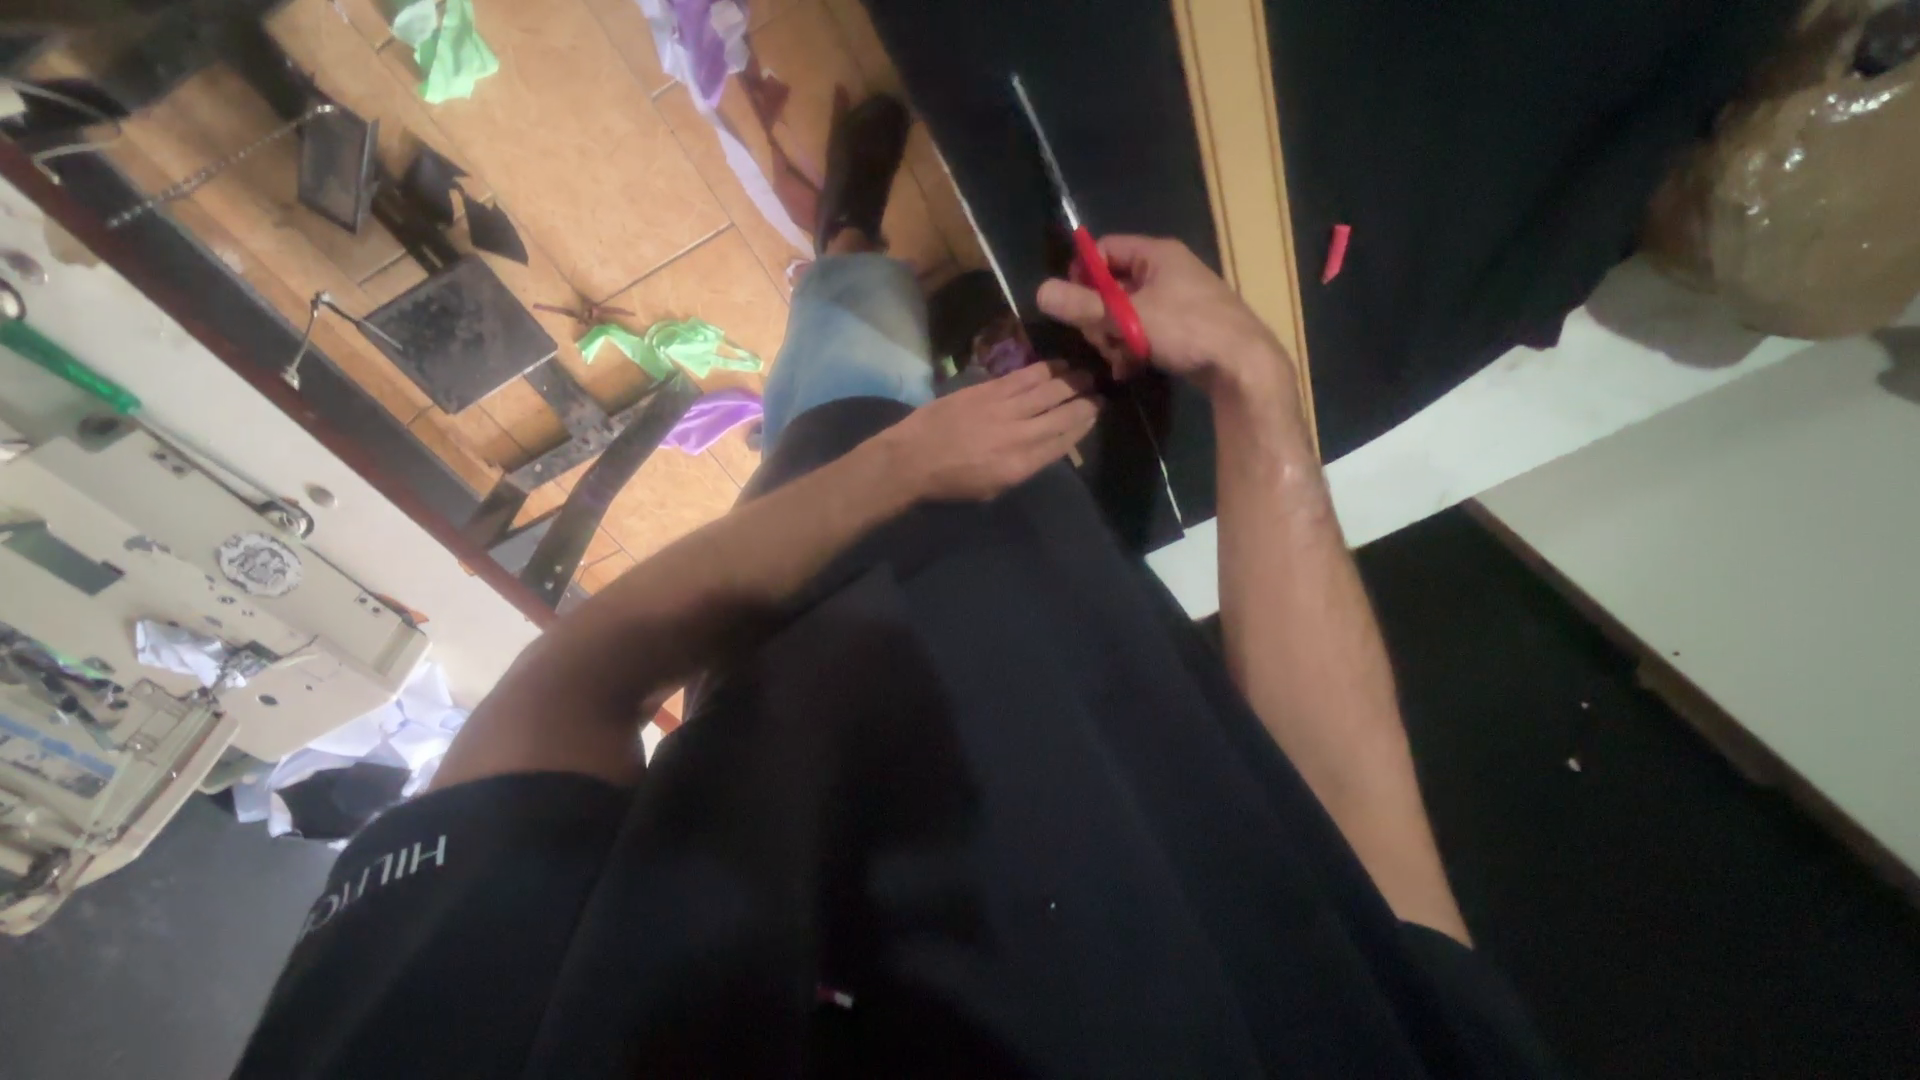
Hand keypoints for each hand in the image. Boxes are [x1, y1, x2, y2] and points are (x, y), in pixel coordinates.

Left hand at [877, 362, 1098, 501]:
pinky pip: (1024, 376)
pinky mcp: (988, 390)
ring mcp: (1004, 408)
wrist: (912, 459)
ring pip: (1048, 389)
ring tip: (1085, 373)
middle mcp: (1020, 435)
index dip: (1085, 424)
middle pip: (1063, 412)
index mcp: (1022, 465)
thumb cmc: (951, 483)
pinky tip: (1058, 366)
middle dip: (1085, 400)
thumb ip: (1024, 466)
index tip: (1097, 412)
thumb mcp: (994, 488)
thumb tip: (1046, 446)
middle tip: (1099, 390)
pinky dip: (1045, 369)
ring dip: (1070, 379)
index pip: (1065, 441)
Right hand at [1036, 235, 1291, 396]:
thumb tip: (1040, 292)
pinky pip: (1144, 331)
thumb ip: (1083, 306)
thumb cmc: (1187, 329)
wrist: (1242, 364)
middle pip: (1111, 285)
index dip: (1083, 274)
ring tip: (1118, 360)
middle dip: (1099, 316)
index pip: (1104, 249)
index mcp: (1156, 254)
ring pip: (1126, 314)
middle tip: (1099, 340)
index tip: (1073, 304)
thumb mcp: (1129, 317)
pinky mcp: (1182, 328)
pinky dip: (1132, 349)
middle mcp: (1166, 270)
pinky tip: (1129, 370)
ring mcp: (1176, 300)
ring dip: (1114, 338)